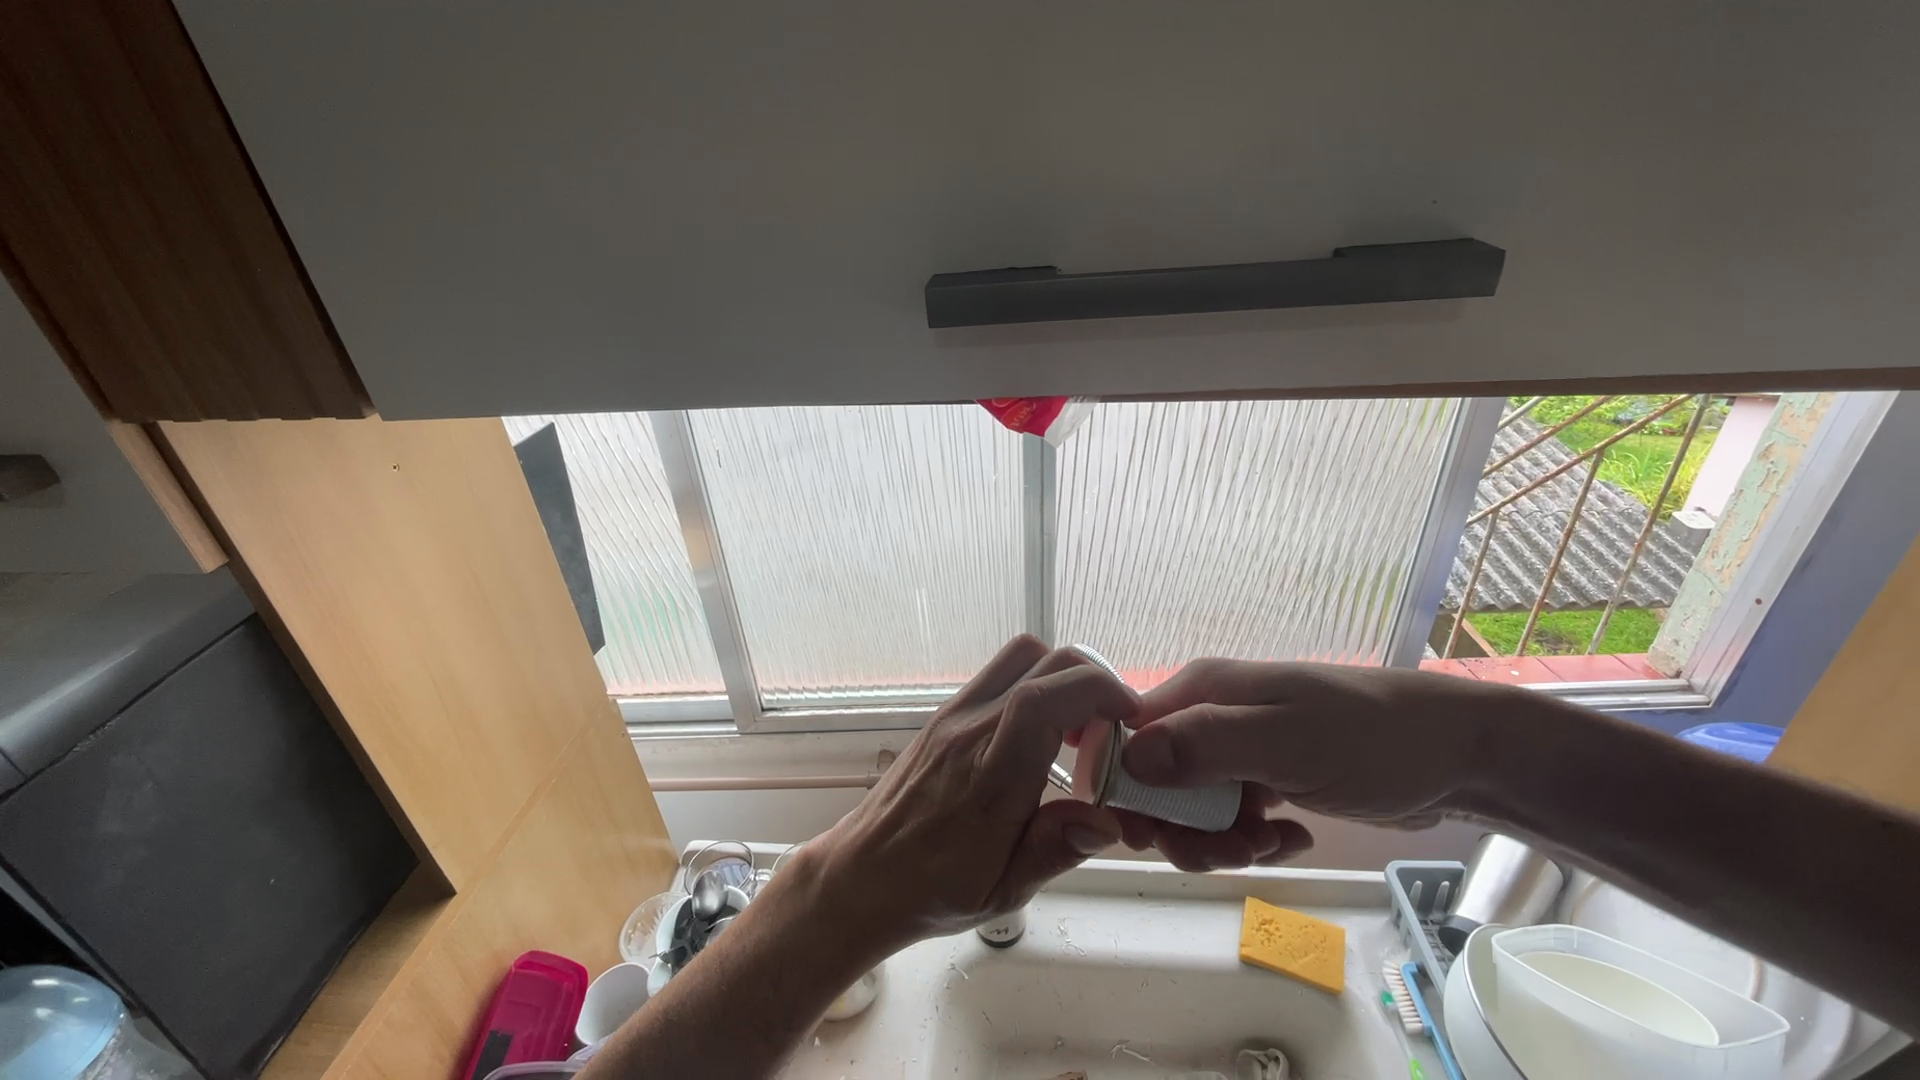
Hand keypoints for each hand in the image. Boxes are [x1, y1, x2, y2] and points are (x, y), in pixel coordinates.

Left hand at [793, 636, 1135, 956]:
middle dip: (1092, 679)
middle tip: (1112, 726)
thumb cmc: (932, 889)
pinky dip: (1036, 684)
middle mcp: (969, 732)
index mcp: (989, 779)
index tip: (1129, 716)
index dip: (1097, 690)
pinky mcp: (946, 715)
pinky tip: (1043, 733)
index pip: (1043, 700)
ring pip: (1019, 657)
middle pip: (1040, 661)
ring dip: (1061, 676)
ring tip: (1079, 727)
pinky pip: (999, 675)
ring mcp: (954, 716)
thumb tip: (1109, 819)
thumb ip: (1056, 848)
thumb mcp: (1004, 890)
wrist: (862, 874)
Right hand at [1114, 659, 1494, 870]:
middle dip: (1184, 827)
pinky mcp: (1266, 776)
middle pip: (1156, 781)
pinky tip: (1292, 838)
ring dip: (1222, 840)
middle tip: (1233, 849)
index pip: (1128, 736)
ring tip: (1271, 844)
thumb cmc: (1373, 740)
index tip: (1148, 834)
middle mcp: (1211, 715)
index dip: (1125, 788)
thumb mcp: (1286, 741)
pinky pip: (1231, 816)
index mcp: (1203, 691)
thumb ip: (1204, 745)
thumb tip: (1126, 760)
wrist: (1459, 754)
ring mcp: (1239, 747)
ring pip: (1193, 807)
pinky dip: (1252, 838)